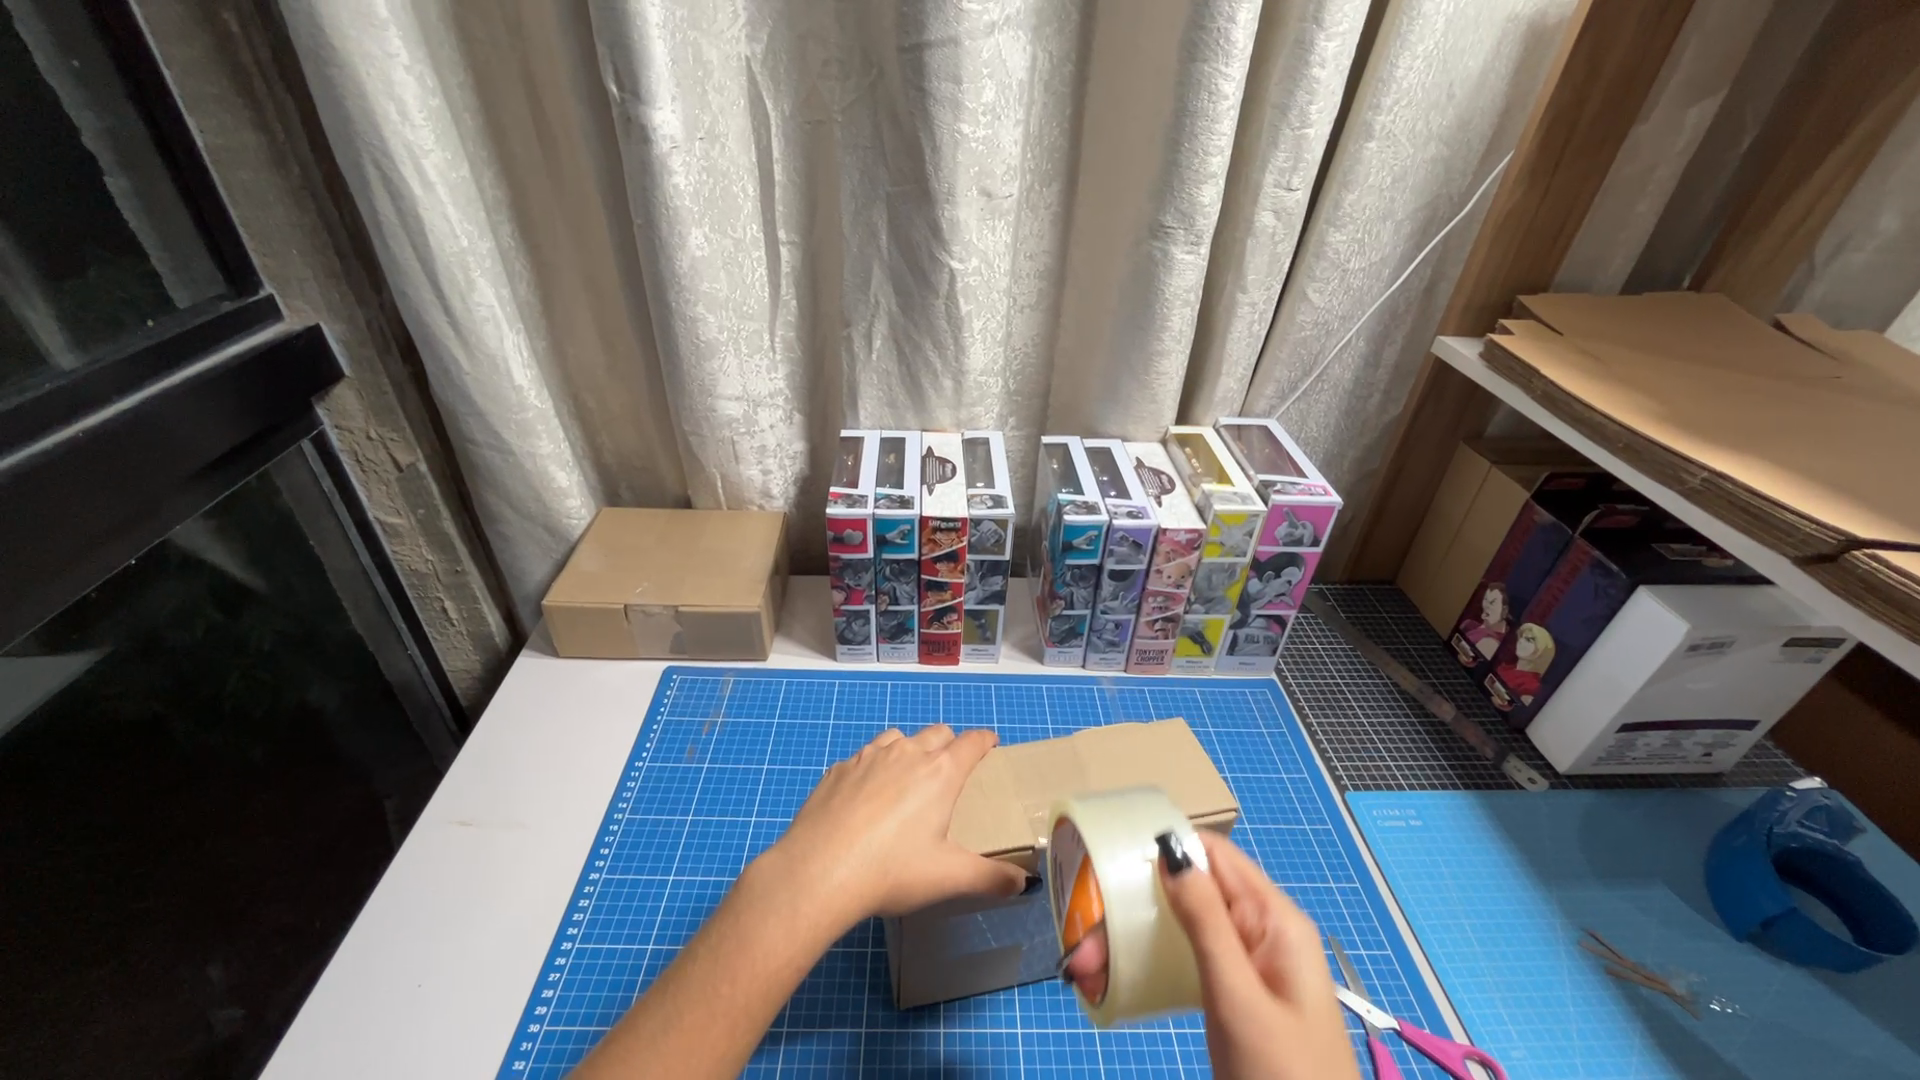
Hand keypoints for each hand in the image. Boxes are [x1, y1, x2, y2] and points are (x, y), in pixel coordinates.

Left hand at [760, 725, 1027, 923]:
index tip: (991, 745)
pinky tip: (866, 796)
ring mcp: (868, 757)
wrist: (818, 871)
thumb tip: (1022, 882)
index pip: (972, 742)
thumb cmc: (892, 871)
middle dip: (950, 744)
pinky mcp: (838, 769)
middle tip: (951, 772)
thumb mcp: (949, 878)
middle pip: (938, 733)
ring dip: (910, 749)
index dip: (986, 741)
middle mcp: (907, 753)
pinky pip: (864, 756)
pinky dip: (874, 767)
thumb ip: (991, 878)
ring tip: (908, 779)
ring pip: (899, 738)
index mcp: (940, 773)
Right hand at [1081, 831, 1358, 1079]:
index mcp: (1273, 918)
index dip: (1167, 847)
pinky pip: (1184, 959)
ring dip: (1130, 939)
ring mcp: (1246, 963)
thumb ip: (1207, 922)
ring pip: (1179, 928)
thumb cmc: (1283, 1073)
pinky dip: (1147, 963)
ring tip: (1084, 969)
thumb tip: (1170, 849)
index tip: (1110, 858)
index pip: (1215, 855)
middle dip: (1133, 908)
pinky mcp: (1232, 993)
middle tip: (1082, 948)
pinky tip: (1112, 979)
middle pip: (1188, 894)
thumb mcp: (1240, 998)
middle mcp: (1259, 930)